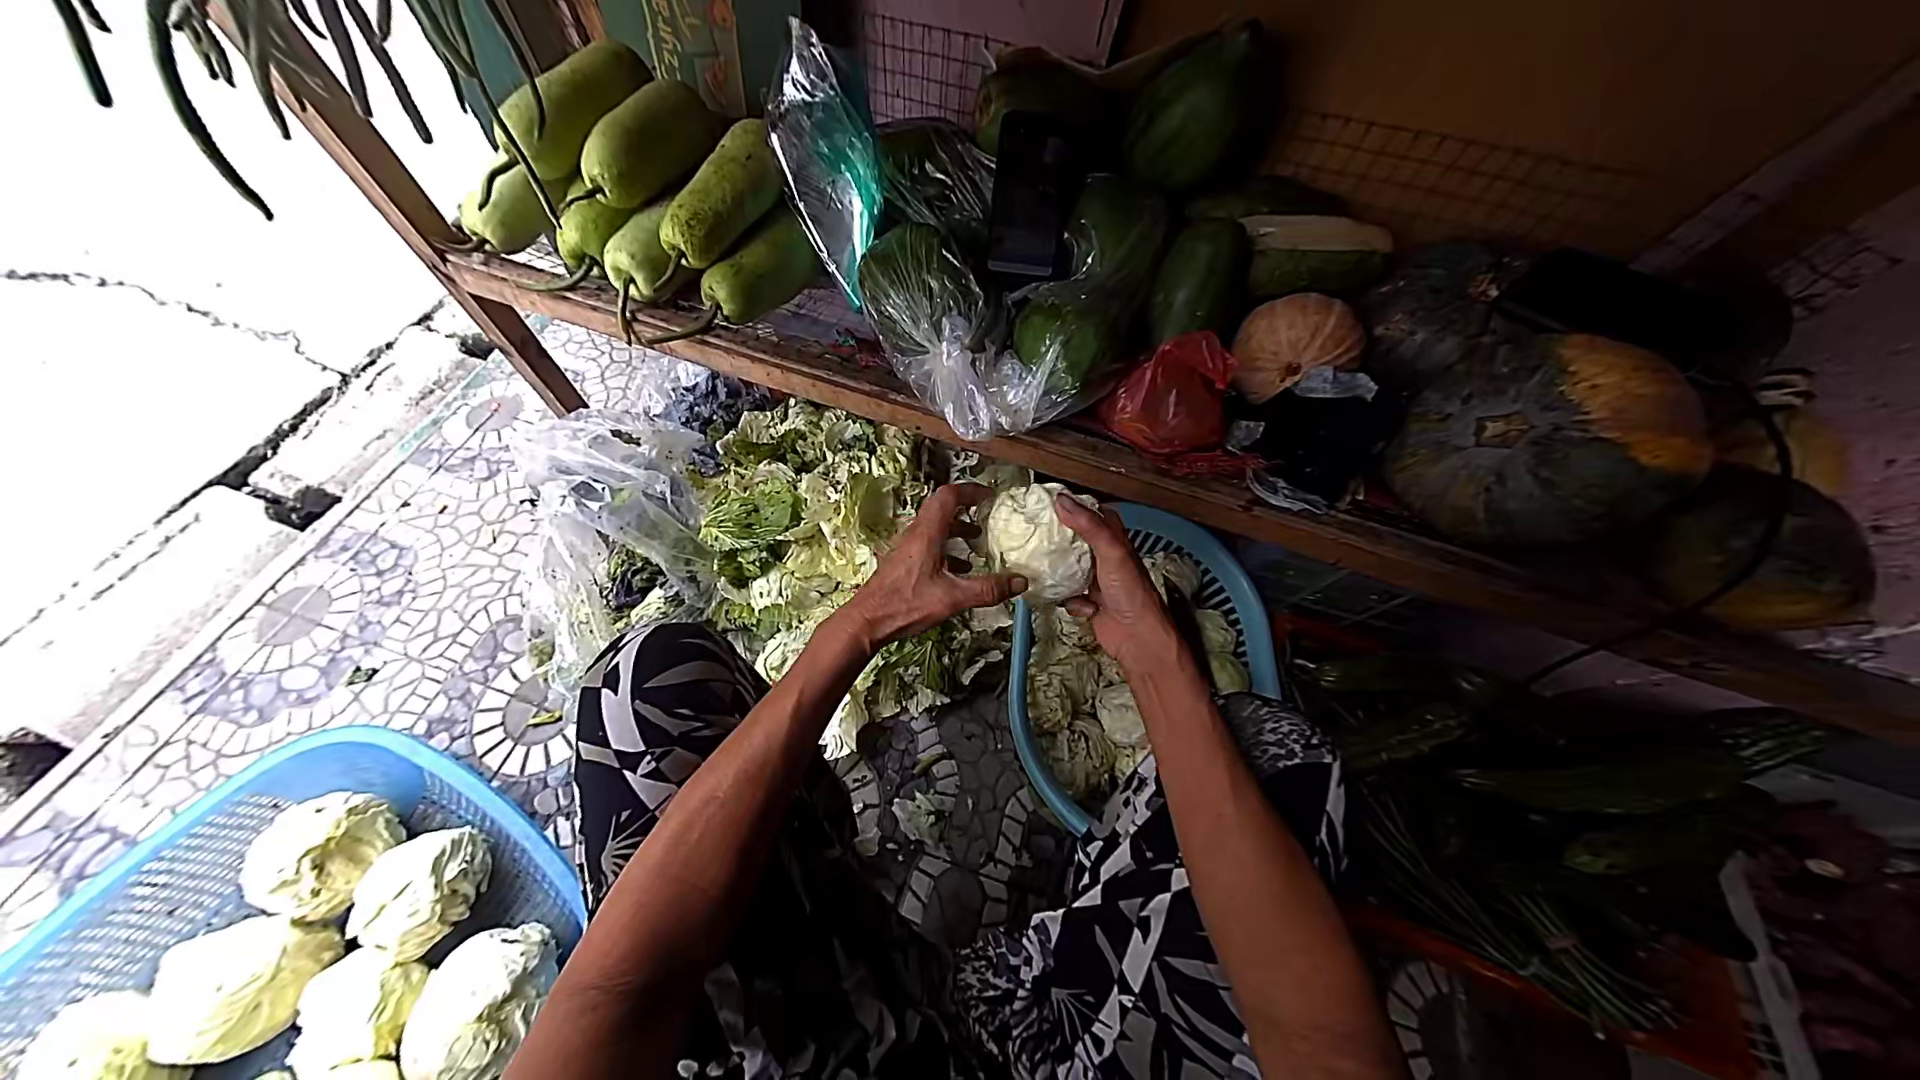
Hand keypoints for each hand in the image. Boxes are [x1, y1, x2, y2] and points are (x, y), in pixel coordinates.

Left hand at [838, 483, 1027, 649]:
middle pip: (941, 509)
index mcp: (927, 533)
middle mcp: (915, 535)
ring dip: (956, 529)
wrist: (866, 621)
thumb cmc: (906, 604)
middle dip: (966, 508)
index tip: (989, 496)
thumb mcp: (953, 597)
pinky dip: (946, 548)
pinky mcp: (903, 563)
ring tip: (976, 541)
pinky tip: (958, 568)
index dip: (970, 491)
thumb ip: (987, 589)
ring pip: (934, 528)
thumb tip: (1020, 582)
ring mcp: (907, 548)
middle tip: (985, 515)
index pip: (948, 496)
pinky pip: (928, 545)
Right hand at [1054, 494, 1179, 667]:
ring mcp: (1096, 581)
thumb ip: (1089, 525)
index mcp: (1115, 540)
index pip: (1094, 514)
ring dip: (1059, 573)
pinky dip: (1070, 601)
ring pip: (1068, 569)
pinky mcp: (1088, 602)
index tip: (1050, 503)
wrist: (1137, 637)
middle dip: (1059, 539)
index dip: (1075, 507)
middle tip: (1038, 533)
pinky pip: (1067, 595)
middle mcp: (1105, 558)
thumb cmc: (1131, 593)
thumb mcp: (1111, 551)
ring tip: (1045, 569)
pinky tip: (1080, 605)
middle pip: (1076, 541)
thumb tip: (1062, 500)